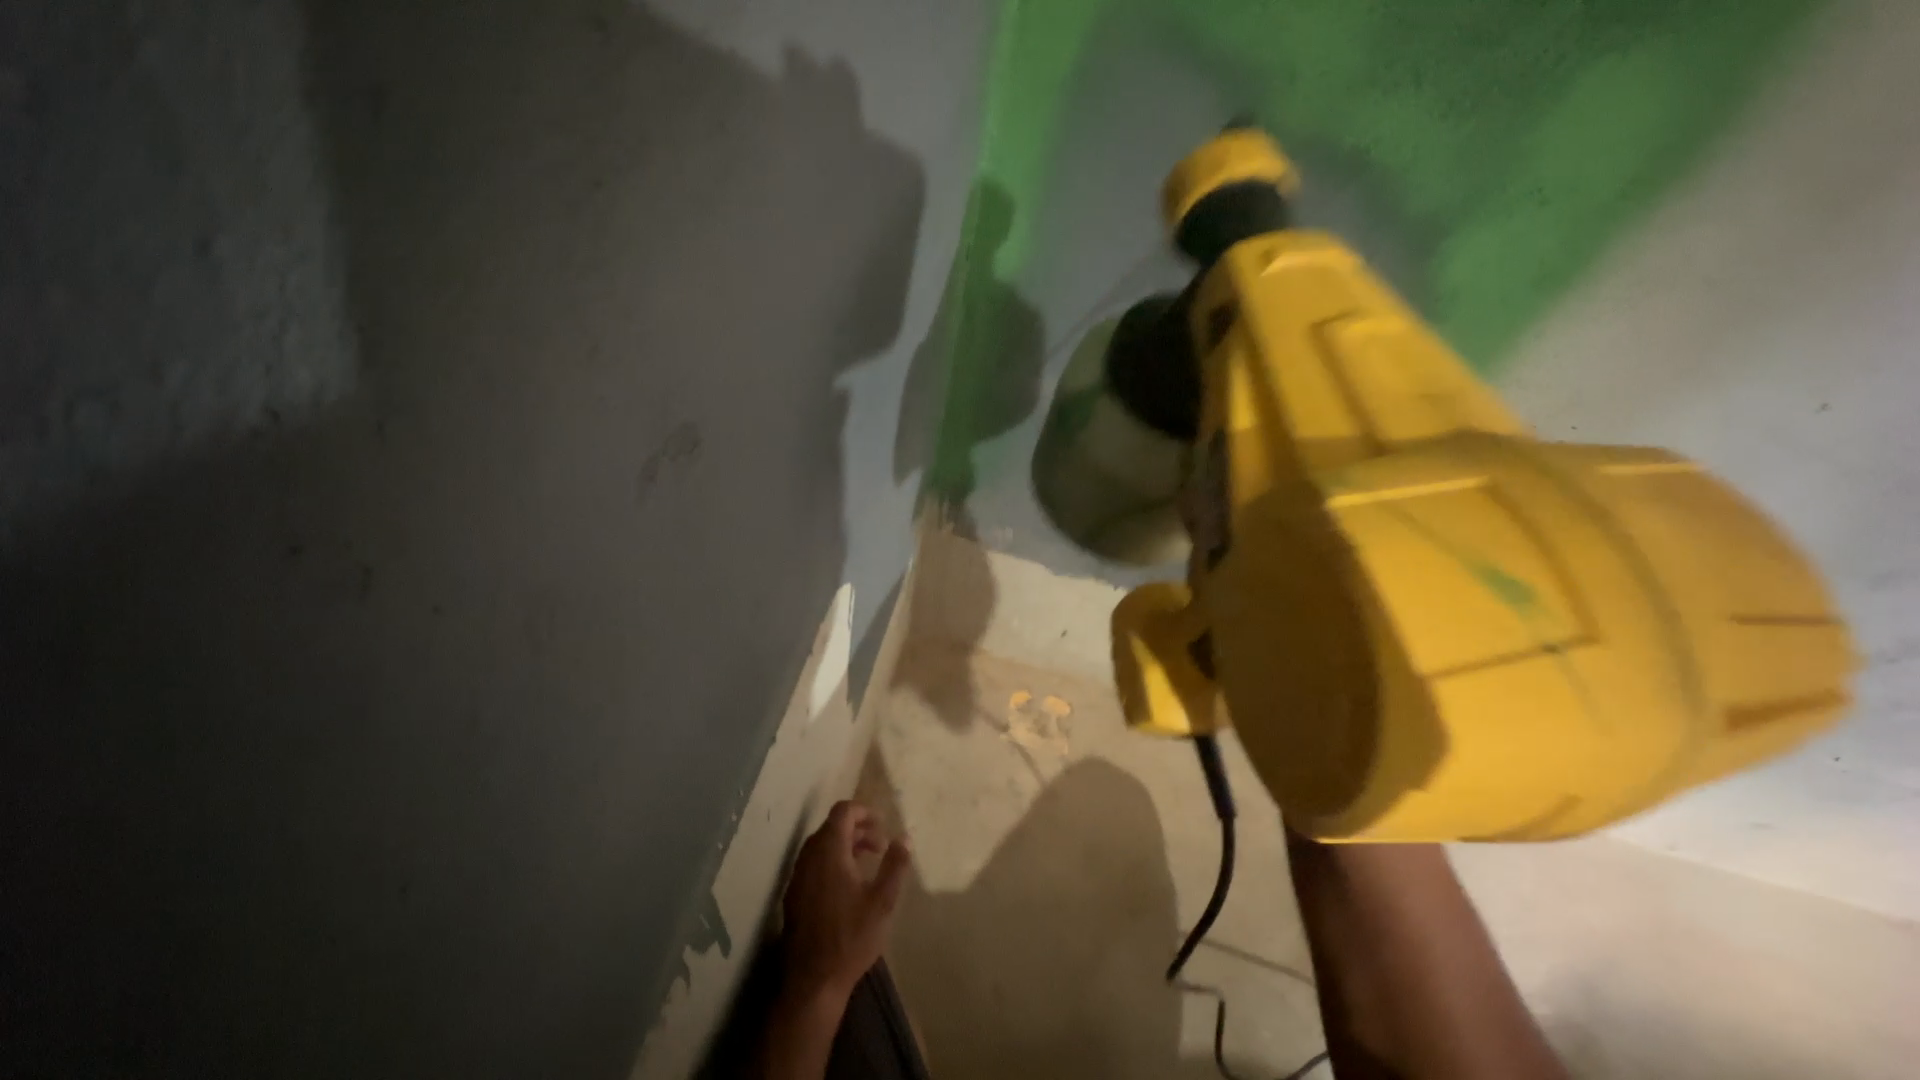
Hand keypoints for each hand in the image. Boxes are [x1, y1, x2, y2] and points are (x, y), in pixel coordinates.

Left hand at [782, 801, 911, 1001]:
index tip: (883, 826)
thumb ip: (895, 865)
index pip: (842, 811)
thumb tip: (905, 837)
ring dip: (845, 846)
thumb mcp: (882, 901)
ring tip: (868, 863)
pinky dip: (832, 862)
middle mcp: (809, 857)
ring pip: (821, 846)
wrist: (813, 979)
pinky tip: (849, 885)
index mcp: (829, 851)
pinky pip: (814, 864)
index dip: (864, 811)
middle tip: (881, 846)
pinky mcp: (794, 895)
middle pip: (831, 827)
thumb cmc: (852, 936)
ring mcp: (798, 876)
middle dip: (857, 829)